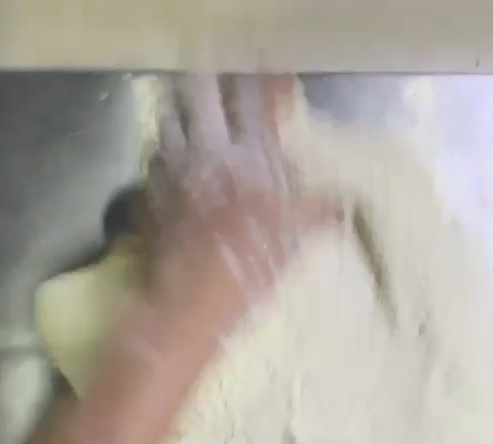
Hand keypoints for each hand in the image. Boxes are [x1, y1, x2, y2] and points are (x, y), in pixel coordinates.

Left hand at [136, 75, 338, 356]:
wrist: (187, 308)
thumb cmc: (247, 276)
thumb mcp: (291, 247)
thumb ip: (316, 216)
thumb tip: (344, 204)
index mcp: (249, 156)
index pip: (259, 97)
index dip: (272, 88)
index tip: (280, 93)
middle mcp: (207, 149)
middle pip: (204, 89)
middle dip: (218, 89)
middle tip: (230, 103)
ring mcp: (171, 167)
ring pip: (171, 117)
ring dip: (187, 118)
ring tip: (201, 131)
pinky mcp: (148, 191)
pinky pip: (155, 159)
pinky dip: (166, 157)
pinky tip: (178, 172)